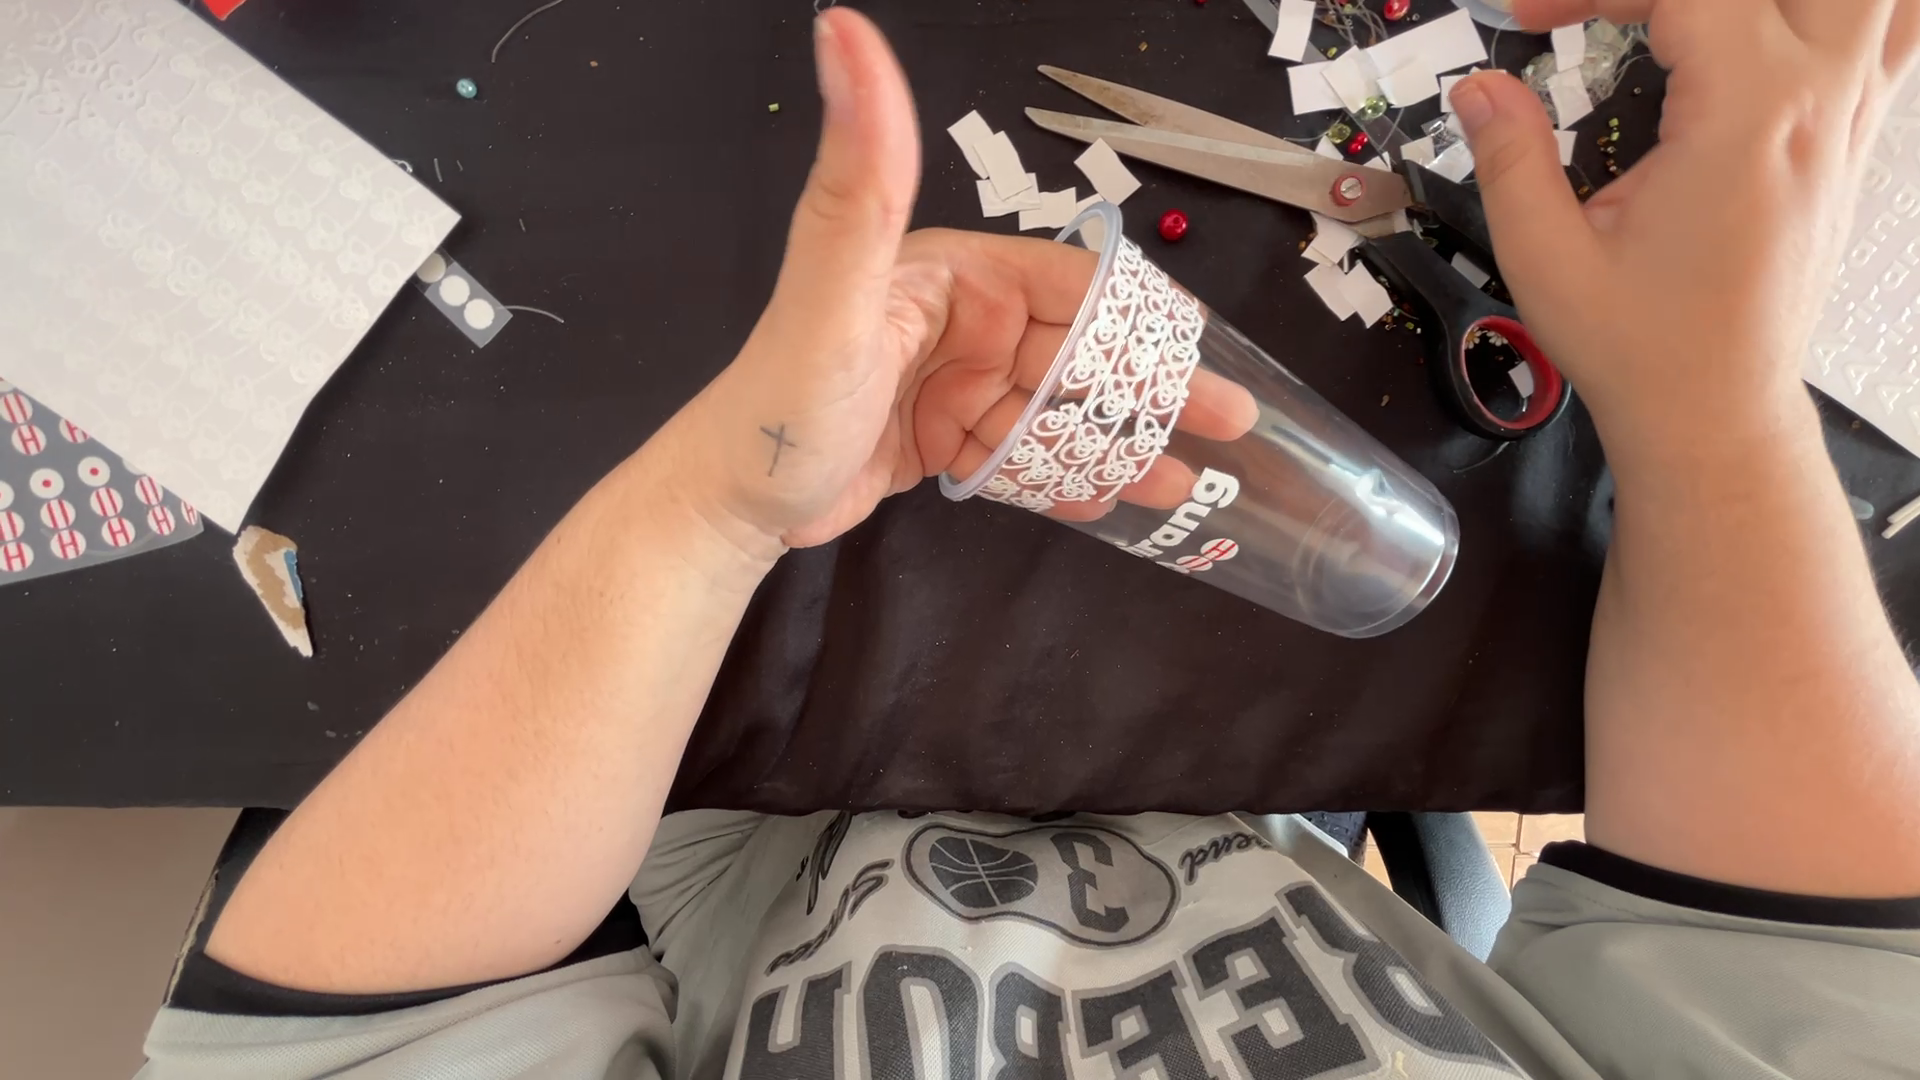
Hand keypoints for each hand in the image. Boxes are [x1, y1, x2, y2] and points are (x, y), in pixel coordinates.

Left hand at [652, 9, 1255, 558]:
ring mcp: (950, 386)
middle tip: (1224, 425)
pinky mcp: (940, 438)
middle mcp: (956, 325)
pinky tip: (1100, 499)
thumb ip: (860, 183)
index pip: (1062, 284)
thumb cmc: (783, 405)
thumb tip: (844, 26)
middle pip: (1071, 354)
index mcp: (946, 276)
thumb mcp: (832, 298)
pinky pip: (1014, 453)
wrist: (732, 501)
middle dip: (1145, 390)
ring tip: (1173, 483)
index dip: (1135, 317)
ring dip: (1111, 444)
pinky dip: (1056, 475)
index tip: (1199, 350)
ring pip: (1049, 412)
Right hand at [1454, 0, 1919, 470]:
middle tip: (1593, 12)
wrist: (1709, 401)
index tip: (1524, 20)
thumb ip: (1511, 161)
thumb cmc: (1623, 337)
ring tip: (1673, 20)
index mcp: (1746, 116)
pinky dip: (1830, 7)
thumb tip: (1478, 88)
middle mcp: (1827, 89)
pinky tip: (1773, 28)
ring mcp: (1861, 107)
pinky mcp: (1861, 132)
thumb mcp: (1543, 256)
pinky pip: (1892, 20)